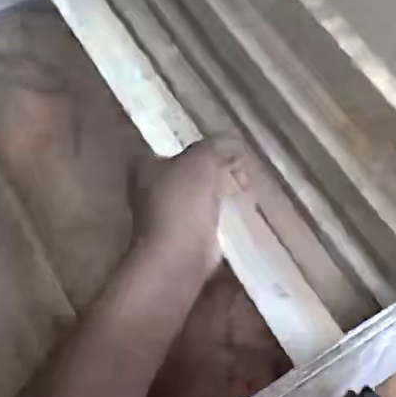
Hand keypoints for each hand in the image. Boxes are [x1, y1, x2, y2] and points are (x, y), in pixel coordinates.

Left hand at [131, 136, 249, 269]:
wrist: (180, 255)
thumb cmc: (183, 203)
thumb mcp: (202, 160)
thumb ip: (218, 145)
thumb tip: (234, 141)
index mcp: (147, 165)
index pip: (180, 147)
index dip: (207, 147)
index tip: (232, 152)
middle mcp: (153, 188)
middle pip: (194, 170)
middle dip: (221, 170)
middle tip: (244, 172)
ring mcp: (170, 213)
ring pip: (204, 193)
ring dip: (226, 191)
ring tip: (248, 190)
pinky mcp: (188, 234)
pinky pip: (212, 215)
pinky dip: (227, 212)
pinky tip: (243, 211)